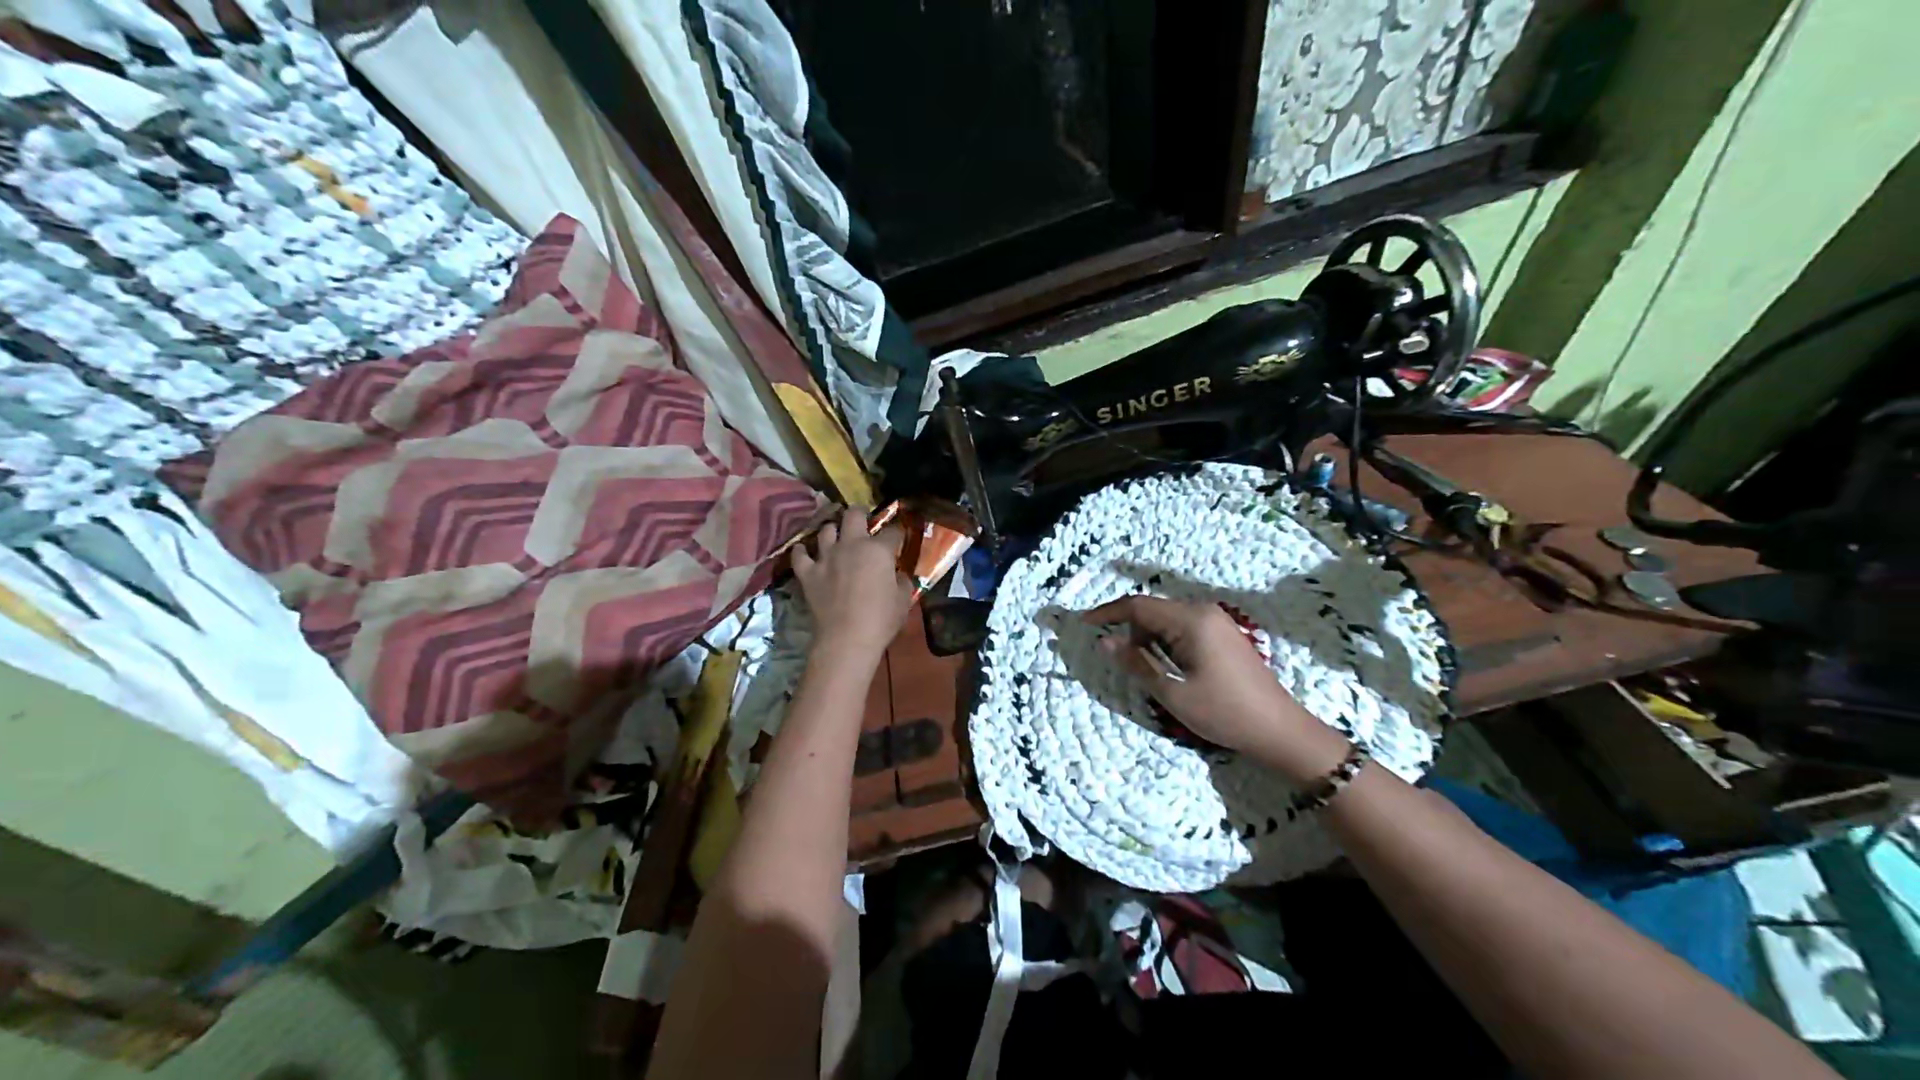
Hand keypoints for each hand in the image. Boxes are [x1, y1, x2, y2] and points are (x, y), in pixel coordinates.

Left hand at [793, 506, 913, 666]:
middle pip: (853, 515)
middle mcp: (851, 545)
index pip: (892, 531)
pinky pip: (800, 555)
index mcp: (878, 550)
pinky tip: (805, 550)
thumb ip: (902, 581)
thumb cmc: (881, 619)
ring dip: (832, 530)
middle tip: (863, 520)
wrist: (846, 639)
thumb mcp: (903, 600)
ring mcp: (826, 557)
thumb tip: (898, 575)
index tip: (899, 537)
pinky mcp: (808, 573)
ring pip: (826, 530)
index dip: (898, 533)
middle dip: (860, 513)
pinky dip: (802, 551)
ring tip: (836, 536)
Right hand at [1082, 595, 1349, 783]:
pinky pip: (1183, 627)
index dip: (1107, 613)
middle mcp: (1204, 611)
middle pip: (1152, 610)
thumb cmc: (1223, 712)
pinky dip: (1166, 642)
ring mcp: (1217, 621)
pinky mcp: (1223, 634)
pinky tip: (1170, 668)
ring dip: (1149, 639)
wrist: (1278, 729)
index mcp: (1191, 621)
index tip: (1084, 623)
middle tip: (1123, 663)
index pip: (1138, 606)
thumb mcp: (1172, 692)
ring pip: (1166, 619)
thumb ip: (1136, 662)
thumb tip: (1106, 642)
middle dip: (1130, 631)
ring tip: (1150, 672)